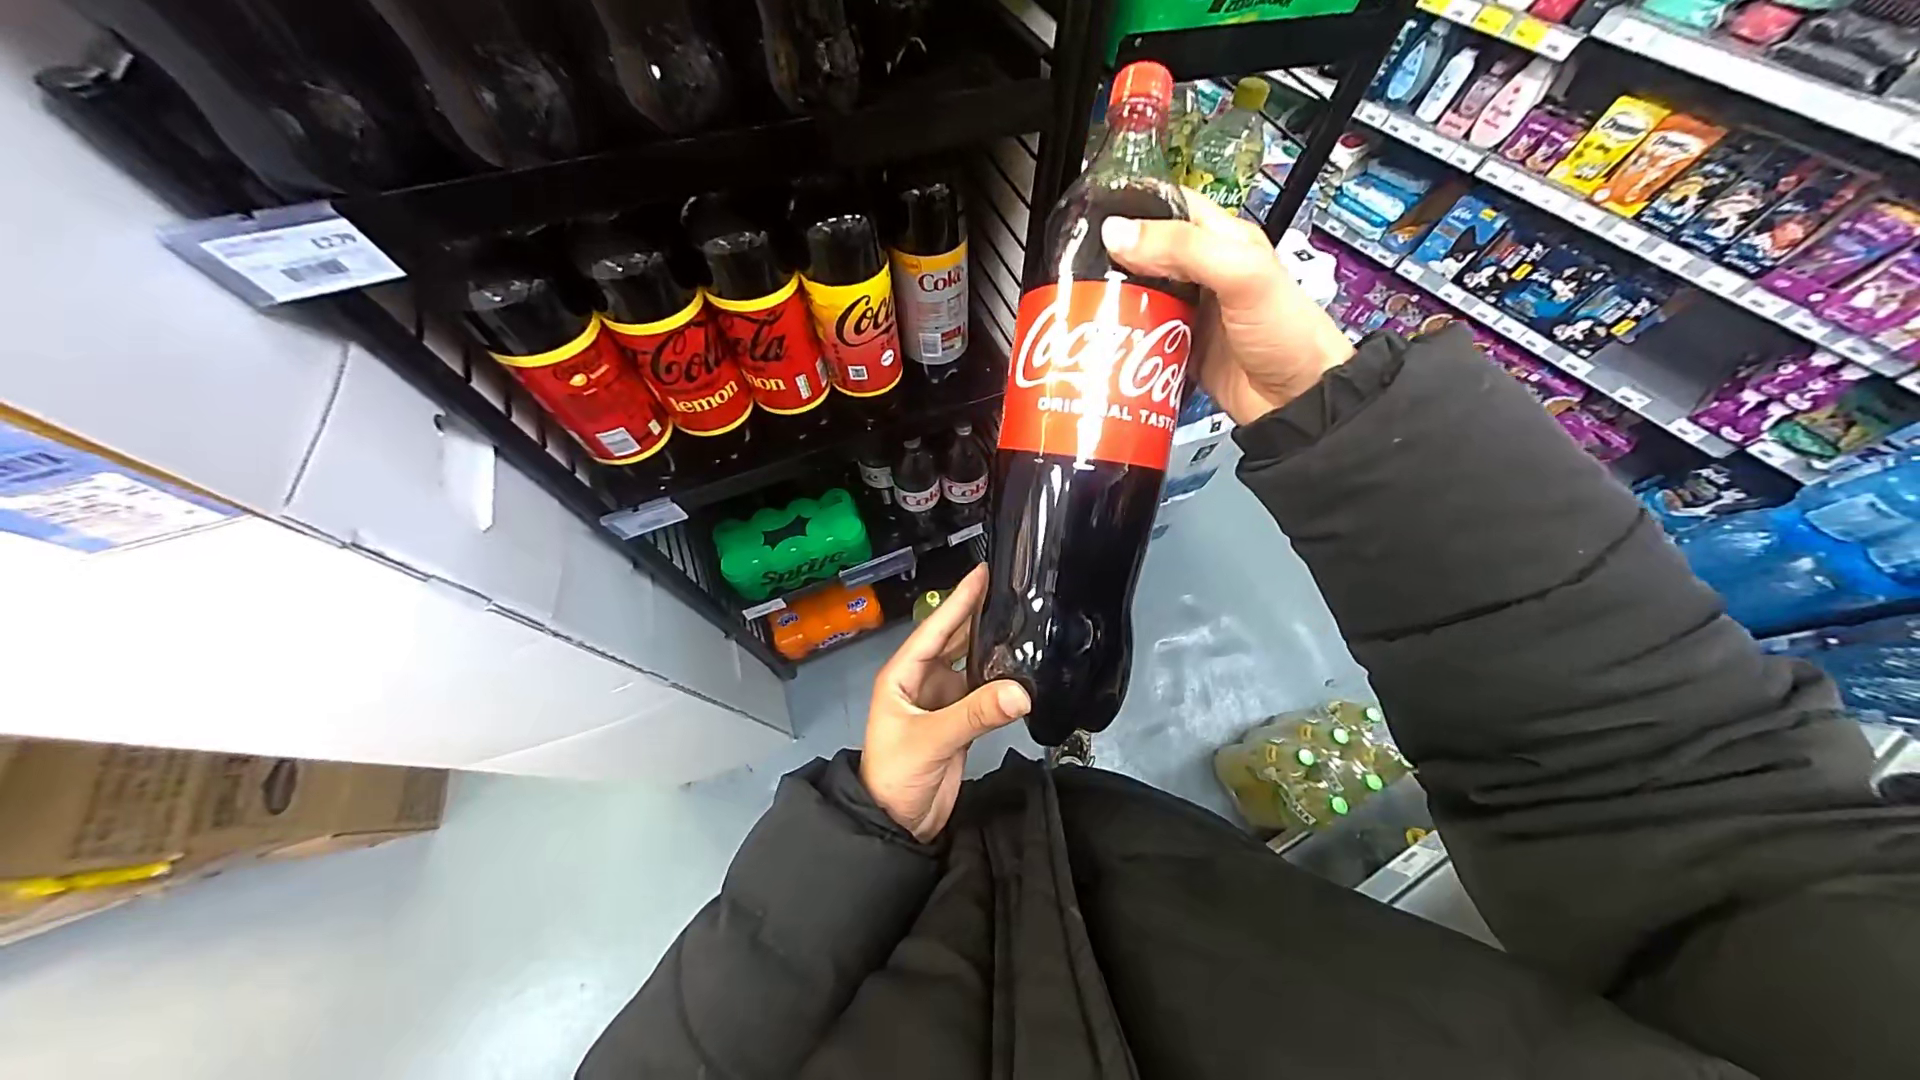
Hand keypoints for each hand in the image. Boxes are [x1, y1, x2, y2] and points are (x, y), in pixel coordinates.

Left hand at [861, 565, 1031, 841]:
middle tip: (1013, 592)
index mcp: (903, 675)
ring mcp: (941, 700)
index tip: (982, 573)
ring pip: (970, 665)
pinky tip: (1021, 669)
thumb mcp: (931, 740)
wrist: (895, 823)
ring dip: (992, 648)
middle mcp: (923, 680)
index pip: (934, 629)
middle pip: (954, 641)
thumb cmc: (896, 775)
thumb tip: (1021, 692)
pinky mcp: (958, 721)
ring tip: (1023, 623)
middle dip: (978, 616)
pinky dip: (1000, 680)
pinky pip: (982, 692)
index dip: (958, 601)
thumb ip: (975, 715)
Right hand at [1101, 191, 1355, 425]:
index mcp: (1222, 240)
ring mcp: (1189, 312)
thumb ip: (1184, 248)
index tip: (1095, 219)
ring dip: (1113, 302)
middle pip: (1144, 254)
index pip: (1170, 207)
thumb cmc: (1287, 334)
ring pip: (1139, 297)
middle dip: (1112, 260)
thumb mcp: (1241, 275)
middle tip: (1078, 269)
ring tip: (1084, 304)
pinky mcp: (1179, 348)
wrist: (1296, 400)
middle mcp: (1202, 273)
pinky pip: (1142, 339)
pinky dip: (1123, 340)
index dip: (1134, 206)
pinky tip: (1106, 342)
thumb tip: (1120, 233)